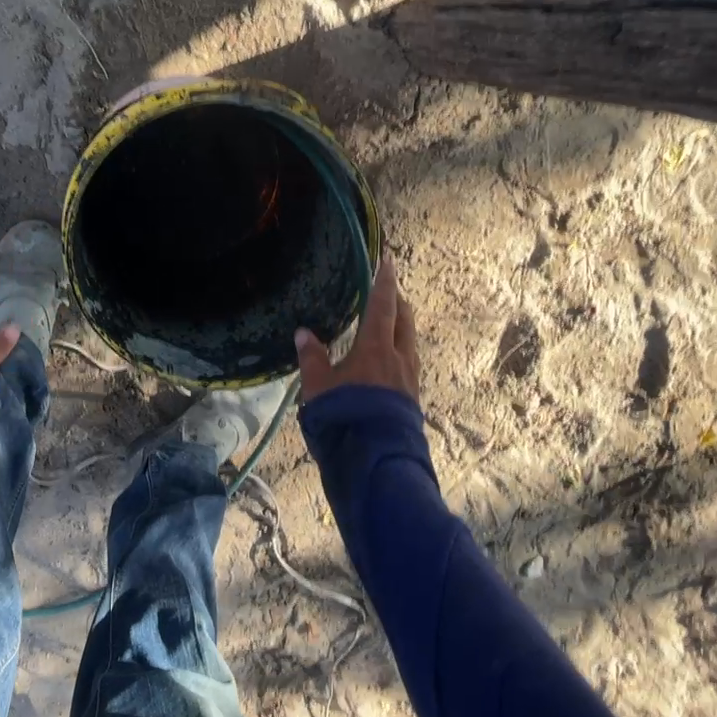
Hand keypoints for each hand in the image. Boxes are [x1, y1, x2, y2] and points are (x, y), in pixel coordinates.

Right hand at [294, 250, 420, 404]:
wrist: (375, 458)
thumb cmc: (344, 415)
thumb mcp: (318, 386)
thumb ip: (312, 358)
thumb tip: (303, 332)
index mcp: (376, 348)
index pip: (382, 305)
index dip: (384, 280)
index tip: (389, 258)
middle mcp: (399, 358)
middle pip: (405, 320)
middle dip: (398, 302)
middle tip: (389, 290)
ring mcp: (409, 379)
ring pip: (410, 342)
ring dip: (401, 327)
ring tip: (389, 323)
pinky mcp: (412, 398)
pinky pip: (408, 362)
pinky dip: (399, 350)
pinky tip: (388, 360)